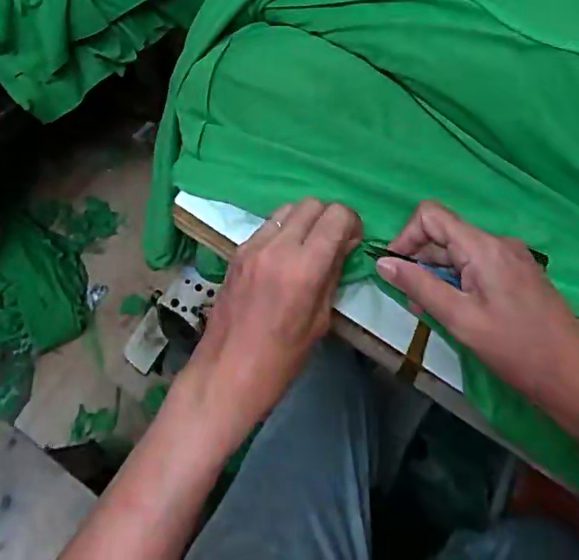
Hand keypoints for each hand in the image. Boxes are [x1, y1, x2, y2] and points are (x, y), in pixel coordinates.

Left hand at [184, 199, 362, 439]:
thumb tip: (344, 245)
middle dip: (329, 217)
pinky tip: (284, 256)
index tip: (353, 240)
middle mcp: (277, 247)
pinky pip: (268, 225)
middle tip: (334, 241)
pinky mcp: (236, 251)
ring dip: (305, 220)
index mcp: (304, 268)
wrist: (225, 374)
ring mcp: (253, 246)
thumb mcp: (320, 321)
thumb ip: (333, 274)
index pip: (336, 216)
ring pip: (288, 208)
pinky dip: (283, 230)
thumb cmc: (280, 360)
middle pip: (312, 203)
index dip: (351, 222)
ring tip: (308, 246)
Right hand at [376, 200, 578, 435]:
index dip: (406, 236)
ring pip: (461, 252)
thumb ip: (420, 286)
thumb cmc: (518, 351)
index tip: (395, 270)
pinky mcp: (521, 277)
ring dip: (438, 275)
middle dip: (420, 260)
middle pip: (446, 234)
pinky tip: (458, 313)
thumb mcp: (461, 320)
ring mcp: (513, 259)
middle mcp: (499, 243)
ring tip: (430, 312)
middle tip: (410, 301)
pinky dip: (460, 282)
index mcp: (483, 246)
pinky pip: (479, 266)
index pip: (431, 215)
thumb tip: (383, 261)